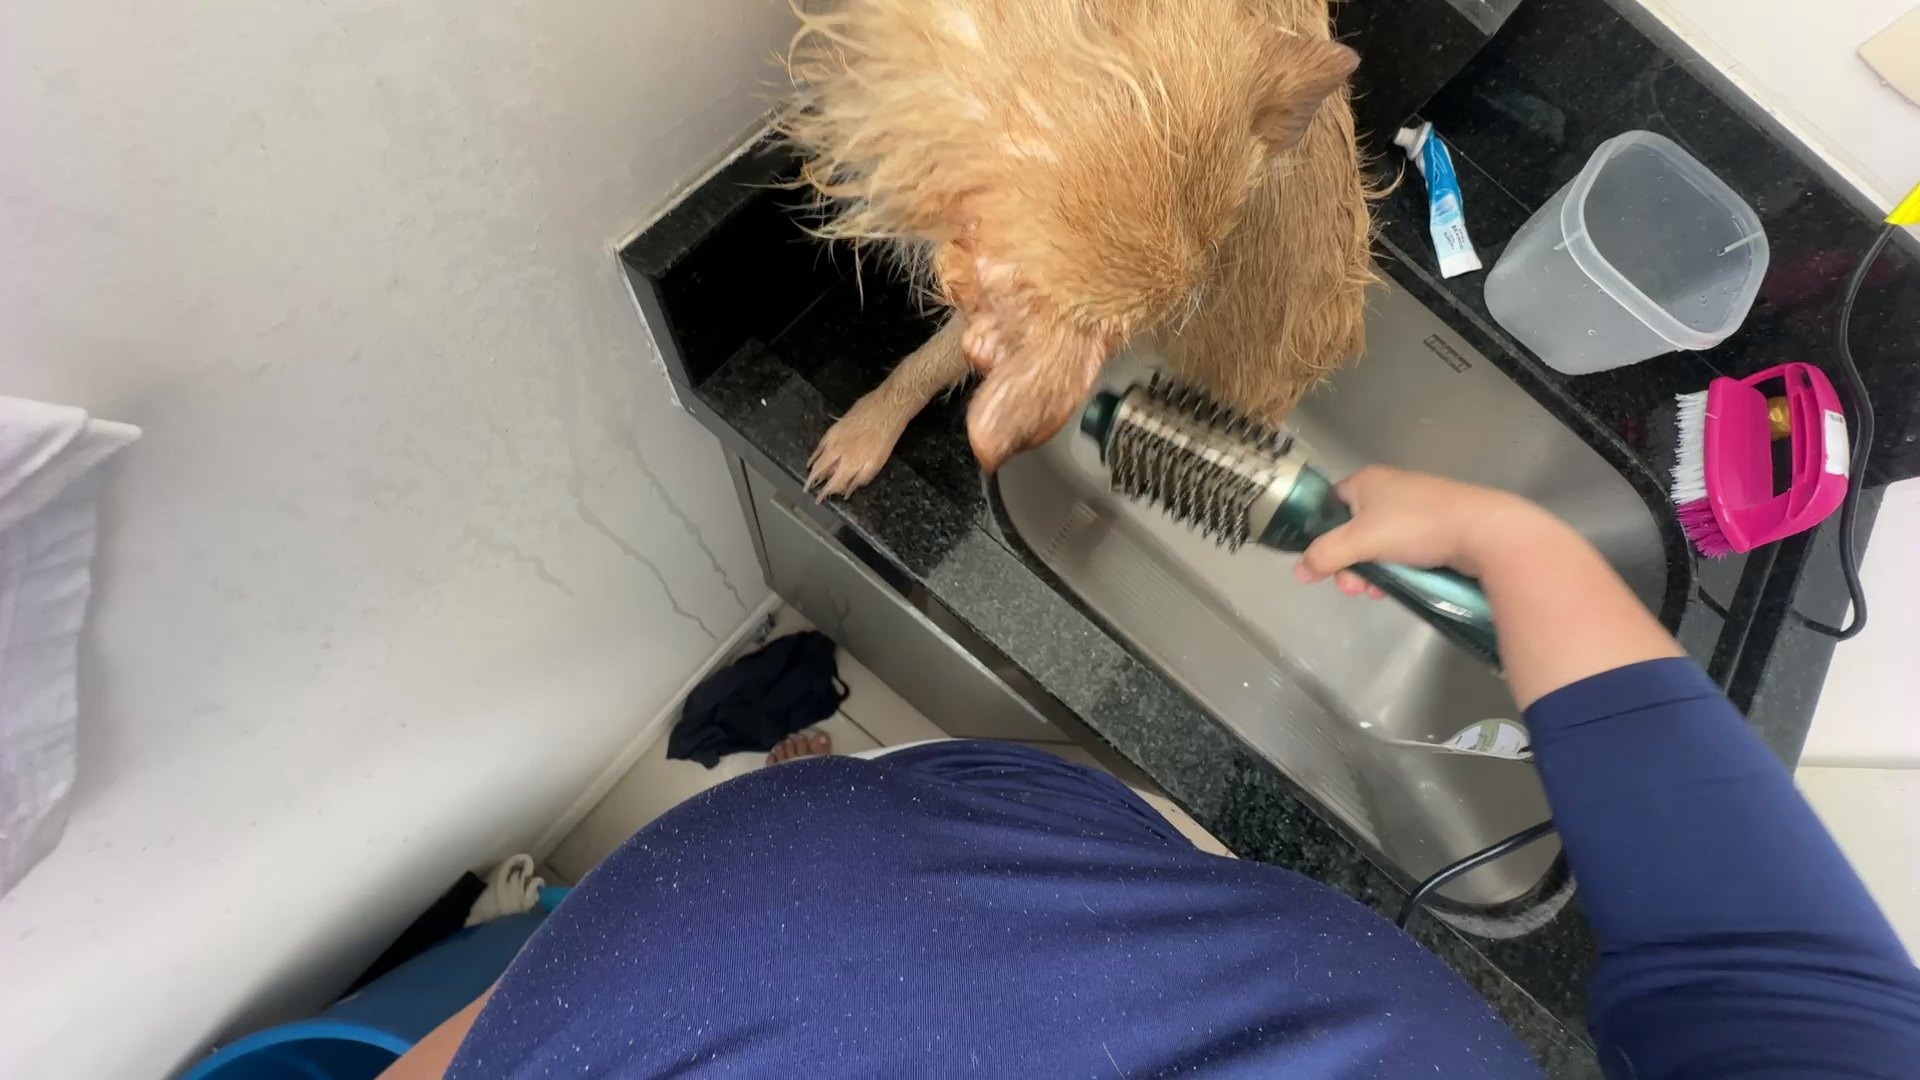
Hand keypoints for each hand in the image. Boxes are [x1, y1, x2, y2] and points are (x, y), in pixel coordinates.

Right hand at [1293, 466, 1553, 591]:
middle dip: (1347, 563)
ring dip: (1370, 571)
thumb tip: (1299, 572)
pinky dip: (1395, 569)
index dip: (1320, 533)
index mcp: (1367, 482)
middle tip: (1353, 586)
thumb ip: (1324, 555)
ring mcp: (1415, 509)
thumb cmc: (1418, 526)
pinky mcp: (1437, 528)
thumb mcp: (1360, 541)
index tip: (1323, 560)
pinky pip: (1402, 550)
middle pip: (1351, 531)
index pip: (1328, 505)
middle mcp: (1389, 490)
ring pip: (1376, 545)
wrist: (1489, 532)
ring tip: (1376, 591)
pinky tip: (1397, 586)